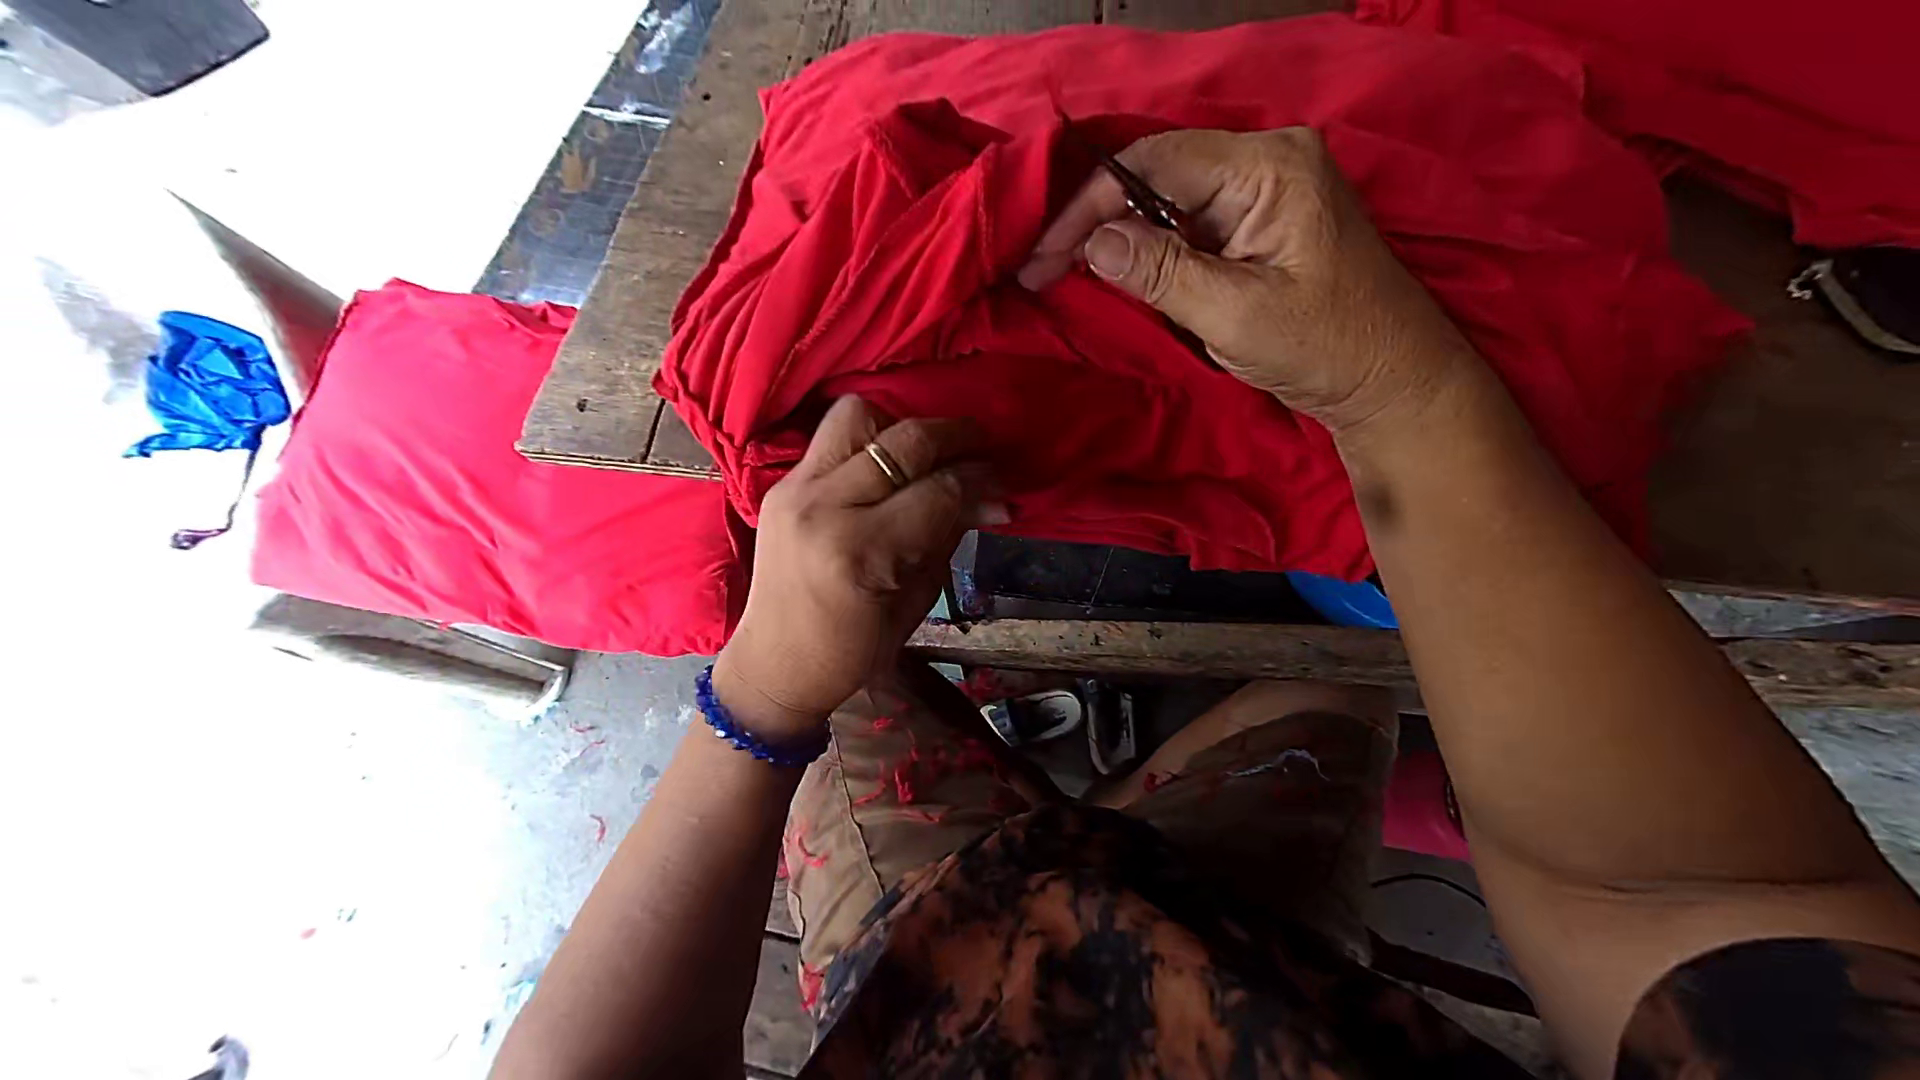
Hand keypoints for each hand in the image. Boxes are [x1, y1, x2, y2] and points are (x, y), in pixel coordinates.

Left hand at [711, 396, 1005, 737]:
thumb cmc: (852, 650)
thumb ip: (948, 535)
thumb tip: (991, 496)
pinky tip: (889, 465)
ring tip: (923, 454)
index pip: (939, 490)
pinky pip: (832, 437)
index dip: (980, 481)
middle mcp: (825, 507)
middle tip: (982, 448)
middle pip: (905, 442)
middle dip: (955, 437)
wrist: (775, 664)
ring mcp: (795, 489)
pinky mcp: (780, 484)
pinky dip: (869, 440)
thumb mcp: (915, 600)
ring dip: (901, 427)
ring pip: (858, 416)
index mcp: (862, 552)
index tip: (1002, 485)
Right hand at [1018, 128, 1479, 435]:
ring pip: (1162, 203)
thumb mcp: (1236, 315)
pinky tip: (1110, 275)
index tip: (1040, 255)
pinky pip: (1182, 228)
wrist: (1388, 380)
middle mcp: (1262, 163)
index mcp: (1268, 168)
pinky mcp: (1252, 227)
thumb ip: (1161, 273)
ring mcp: (1259, 194)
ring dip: (1112, 238)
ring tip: (1061, 273)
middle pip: (1153, 176)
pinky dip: (1142, 253)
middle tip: (1039, 267)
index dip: (1087, 205)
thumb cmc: (1326, 348)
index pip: (1153, 164)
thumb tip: (1091, 243)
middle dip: (1092, 221)